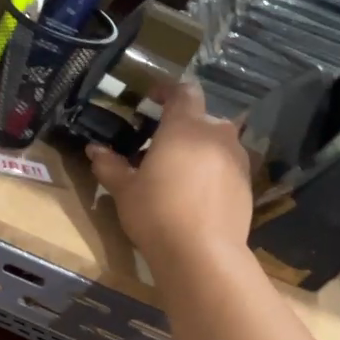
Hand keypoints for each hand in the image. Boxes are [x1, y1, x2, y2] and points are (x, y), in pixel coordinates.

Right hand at [88, 80, 252, 273]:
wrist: (201, 249)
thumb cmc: (155, 212)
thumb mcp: (124, 190)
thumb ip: (110, 166)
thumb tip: (94, 150)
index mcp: (184, 128)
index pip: (183, 93)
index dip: (167, 90)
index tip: (152, 96)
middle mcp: (217, 134)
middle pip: (199, 118)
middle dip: (178, 127)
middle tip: (154, 146)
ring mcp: (236, 156)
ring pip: (213, 141)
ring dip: (193, 148)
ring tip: (172, 171)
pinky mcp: (245, 180)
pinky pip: (223, 163)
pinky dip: (206, 168)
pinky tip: (190, 191)